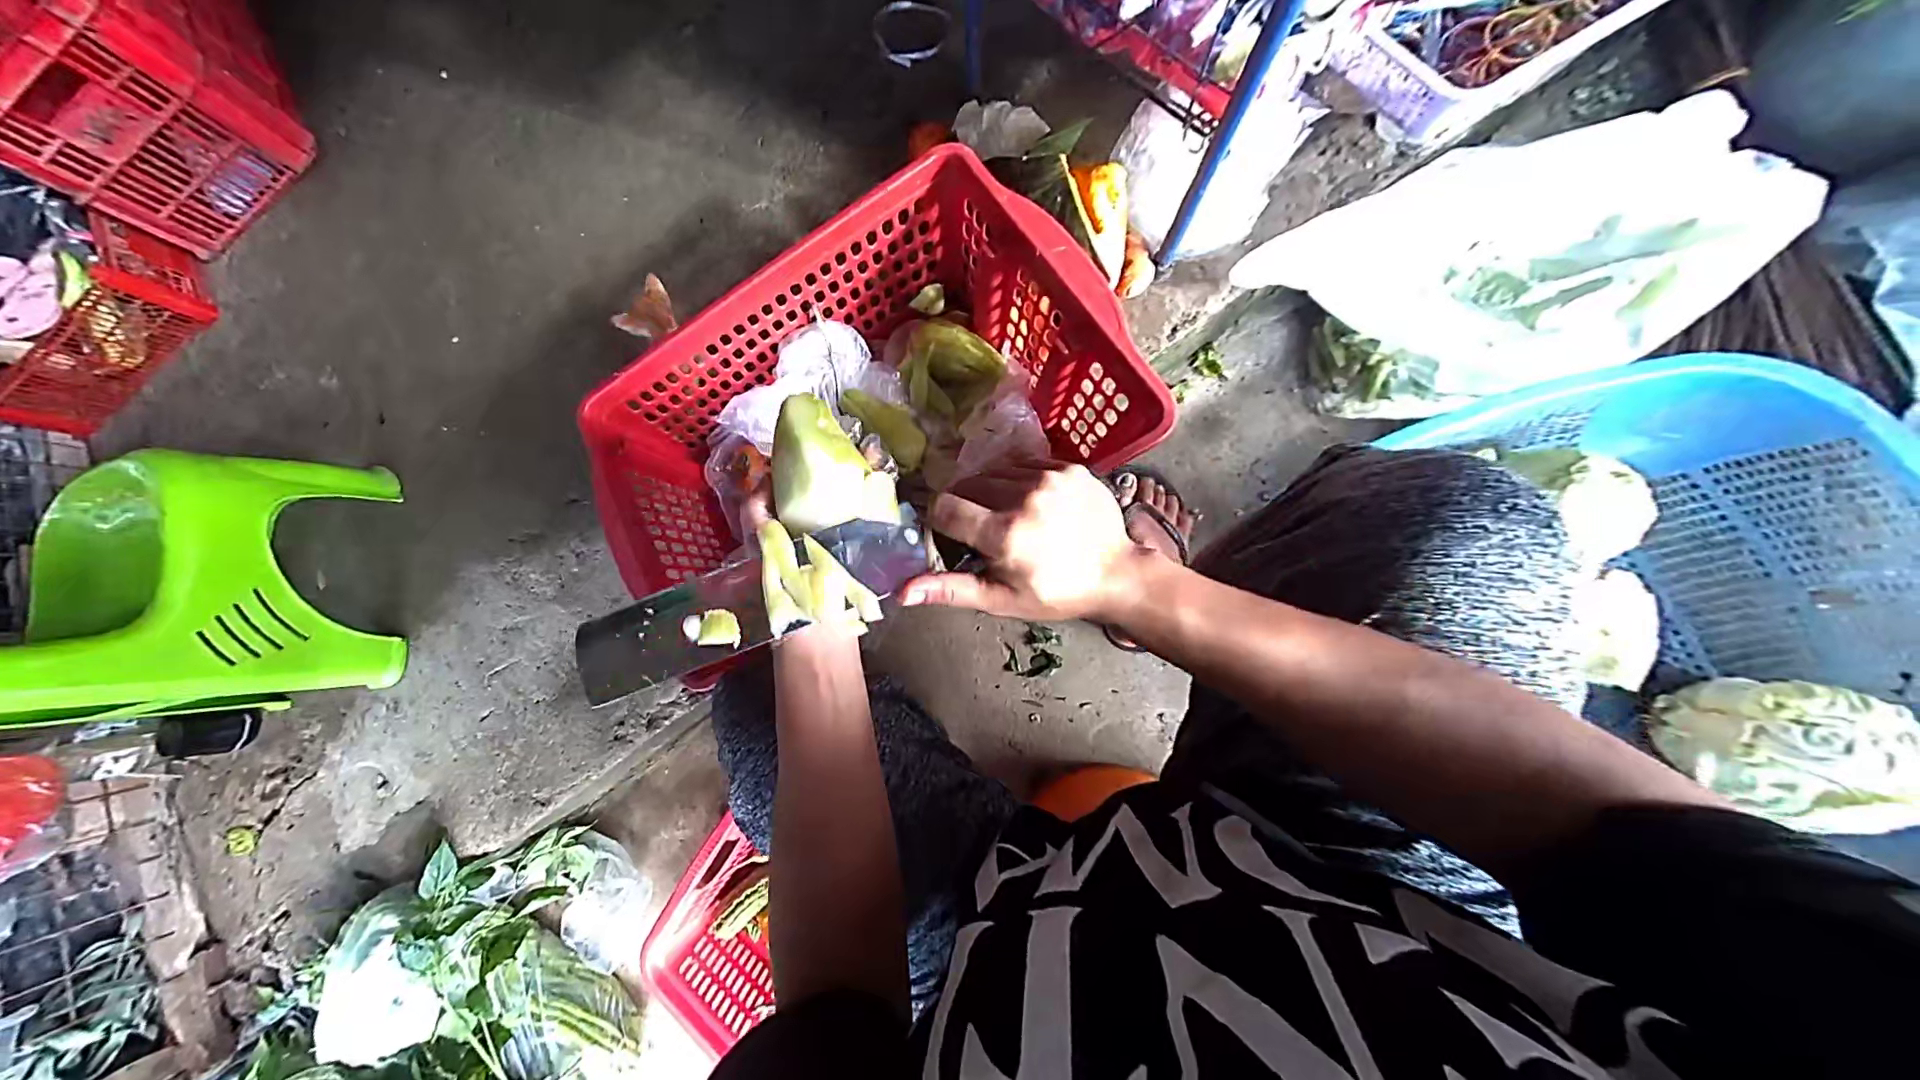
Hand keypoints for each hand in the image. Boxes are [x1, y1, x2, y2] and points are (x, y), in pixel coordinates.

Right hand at [901, 459, 1142, 620]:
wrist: (1116, 574)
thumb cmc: (1055, 593)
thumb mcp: (1001, 599)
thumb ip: (951, 590)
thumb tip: (902, 592)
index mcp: (1004, 533)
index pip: (945, 507)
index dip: (941, 519)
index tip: (951, 532)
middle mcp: (1024, 497)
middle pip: (969, 486)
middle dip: (967, 506)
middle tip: (984, 530)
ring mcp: (1050, 478)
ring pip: (996, 473)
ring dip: (993, 491)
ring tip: (1010, 516)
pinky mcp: (1069, 468)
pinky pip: (1026, 464)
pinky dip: (1020, 480)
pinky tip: (1033, 502)